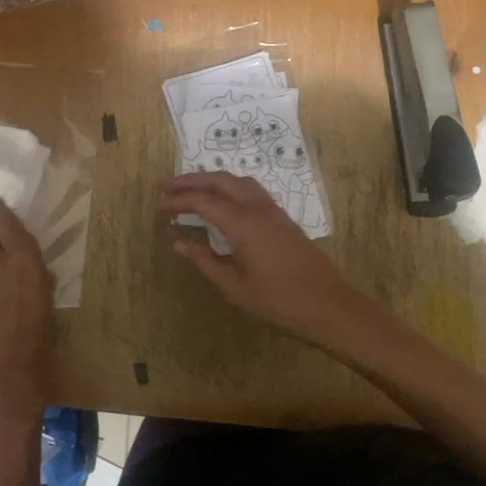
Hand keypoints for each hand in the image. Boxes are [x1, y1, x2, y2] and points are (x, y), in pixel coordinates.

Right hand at [157, 172, 371, 341]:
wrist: (328, 305)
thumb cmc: (277, 301)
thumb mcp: (233, 286)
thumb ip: (204, 260)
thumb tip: (178, 242)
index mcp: (242, 224)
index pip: (201, 201)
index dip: (176, 201)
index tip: (157, 208)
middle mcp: (257, 209)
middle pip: (219, 180)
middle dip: (190, 181)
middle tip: (166, 189)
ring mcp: (273, 211)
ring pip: (238, 181)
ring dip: (211, 180)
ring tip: (191, 191)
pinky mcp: (282, 219)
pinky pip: (251, 190)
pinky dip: (229, 187)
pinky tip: (222, 203)